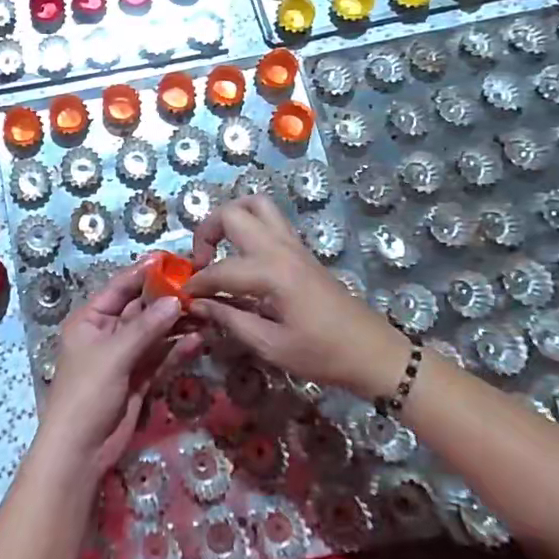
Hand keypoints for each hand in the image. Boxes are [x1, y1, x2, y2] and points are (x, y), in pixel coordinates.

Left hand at [39, 264, 189, 471]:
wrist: (81, 450)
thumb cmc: (87, 392)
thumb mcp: (114, 354)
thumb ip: (146, 328)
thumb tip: (175, 301)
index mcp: (90, 319)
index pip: (120, 288)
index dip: (144, 273)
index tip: (172, 260)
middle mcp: (107, 332)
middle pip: (140, 309)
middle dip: (166, 299)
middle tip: (199, 287)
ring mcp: (124, 356)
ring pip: (154, 333)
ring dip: (176, 324)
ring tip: (207, 311)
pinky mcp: (139, 379)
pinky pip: (160, 357)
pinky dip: (177, 349)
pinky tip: (199, 339)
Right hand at [183, 196, 409, 397]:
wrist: (374, 352)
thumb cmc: (323, 355)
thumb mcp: (270, 346)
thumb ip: (229, 320)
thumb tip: (197, 305)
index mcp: (272, 273)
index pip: (219, 270)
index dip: (196, 284)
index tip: (183, 297)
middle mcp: (280, 248)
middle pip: (232, 214)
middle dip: (206, 232)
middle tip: (201, 263)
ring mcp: (293, 244)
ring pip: (255, 204)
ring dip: (230, 218)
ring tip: (219, 247)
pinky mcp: (301, 249)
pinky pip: (269, 219)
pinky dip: (248, 225)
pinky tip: (242, 255)